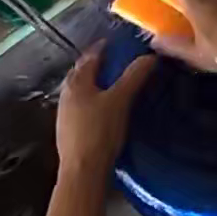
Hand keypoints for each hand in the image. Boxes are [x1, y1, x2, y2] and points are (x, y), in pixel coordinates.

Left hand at [55, 45, 155, 180]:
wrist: (82, 173)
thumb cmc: (100, 131)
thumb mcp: (121, 100)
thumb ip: (135, 76)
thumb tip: (151, 56)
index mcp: (77, 82)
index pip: (90, 56)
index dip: (104, 47)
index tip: (119, 42)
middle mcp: (67, 94)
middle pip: (83, 72)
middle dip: (99, 64)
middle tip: (120, 61)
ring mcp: (65, 113)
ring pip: (82, 90)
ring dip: (97, 83)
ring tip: (117, 83)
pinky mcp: (70, 130)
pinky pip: (83, 105)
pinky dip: (95, 99)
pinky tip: (107, 108)